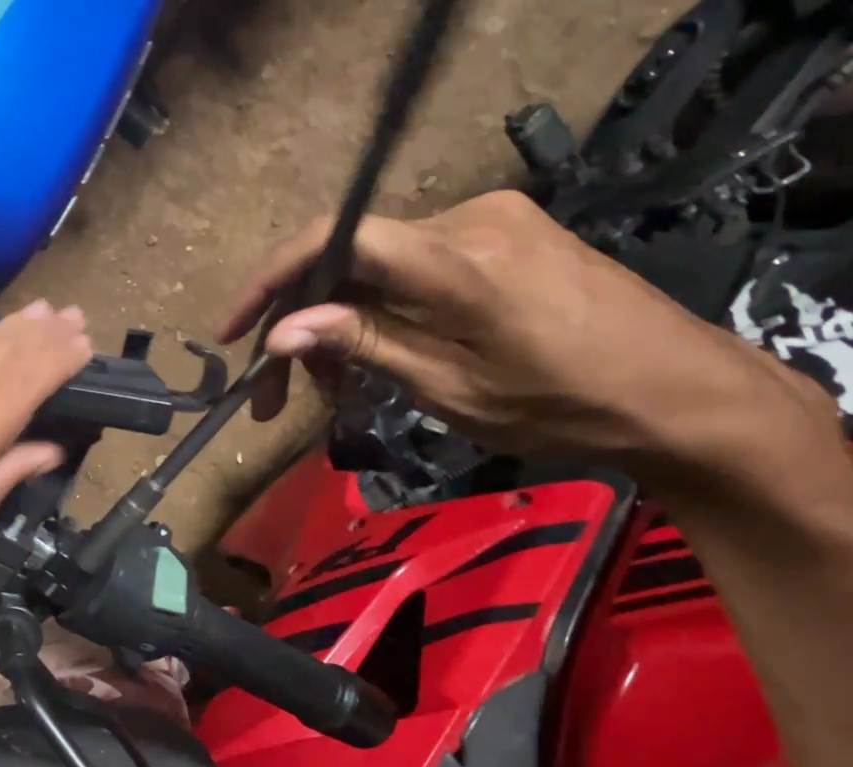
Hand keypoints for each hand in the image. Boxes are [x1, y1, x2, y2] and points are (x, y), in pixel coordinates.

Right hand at [221, 191, 839, 488]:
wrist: (676, 391)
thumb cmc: (560, 403)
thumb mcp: (448, 385)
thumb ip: (362, 344)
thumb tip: (279, 332)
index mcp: (457, 261)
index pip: (336, 241)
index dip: (270, 281)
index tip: (232, 334)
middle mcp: (469, 222)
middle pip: (347, 261)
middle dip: (298, 327)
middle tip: (269, 397)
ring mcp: (489, 223)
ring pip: (373, 269)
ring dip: (336, 327)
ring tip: (326, 394)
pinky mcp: (502, 236)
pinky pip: (410, 268)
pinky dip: (377, 314)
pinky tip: (371, 361)